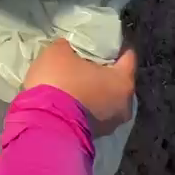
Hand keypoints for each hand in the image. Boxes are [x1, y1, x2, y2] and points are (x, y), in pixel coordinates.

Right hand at [23, 39, 137, 135]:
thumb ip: (68, 47)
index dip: (116, 46)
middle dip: (103, 71)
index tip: (104, 39)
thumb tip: (69, 48)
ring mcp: (111, 124)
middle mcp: (125, 105)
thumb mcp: (58, 52)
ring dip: (93, 90)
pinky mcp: (96, 134)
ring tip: (74, 79)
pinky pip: (94, 112)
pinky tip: (69, 96)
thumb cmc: (60, 81)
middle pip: (117, 80)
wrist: (46, 122)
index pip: (128, 57)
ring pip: (106, 99)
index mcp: (123, 81)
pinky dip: (85, 103)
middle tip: (86, 59)